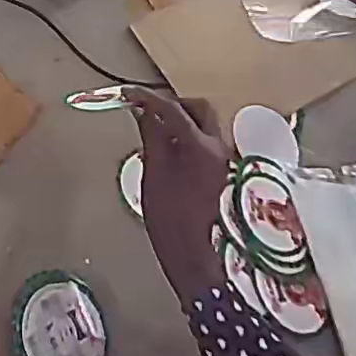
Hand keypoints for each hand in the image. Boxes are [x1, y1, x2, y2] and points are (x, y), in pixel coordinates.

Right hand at [126, 88, 228, 306]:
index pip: (172, 108)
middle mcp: (221, 149)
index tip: (128, 94)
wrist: (198, 261)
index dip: (147, 97)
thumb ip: (152, 136)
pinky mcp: (227, 176)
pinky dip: (191, 140)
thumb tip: (143, 111)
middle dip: (175, 104)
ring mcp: (227, 163)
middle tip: (150, 110)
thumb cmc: (173, 221)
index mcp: (201, 146)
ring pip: (207, 127)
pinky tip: (174, 154)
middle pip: (200, 110)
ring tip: (159, 133)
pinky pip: (209, 145)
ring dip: (184, 122)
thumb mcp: (154, 174)